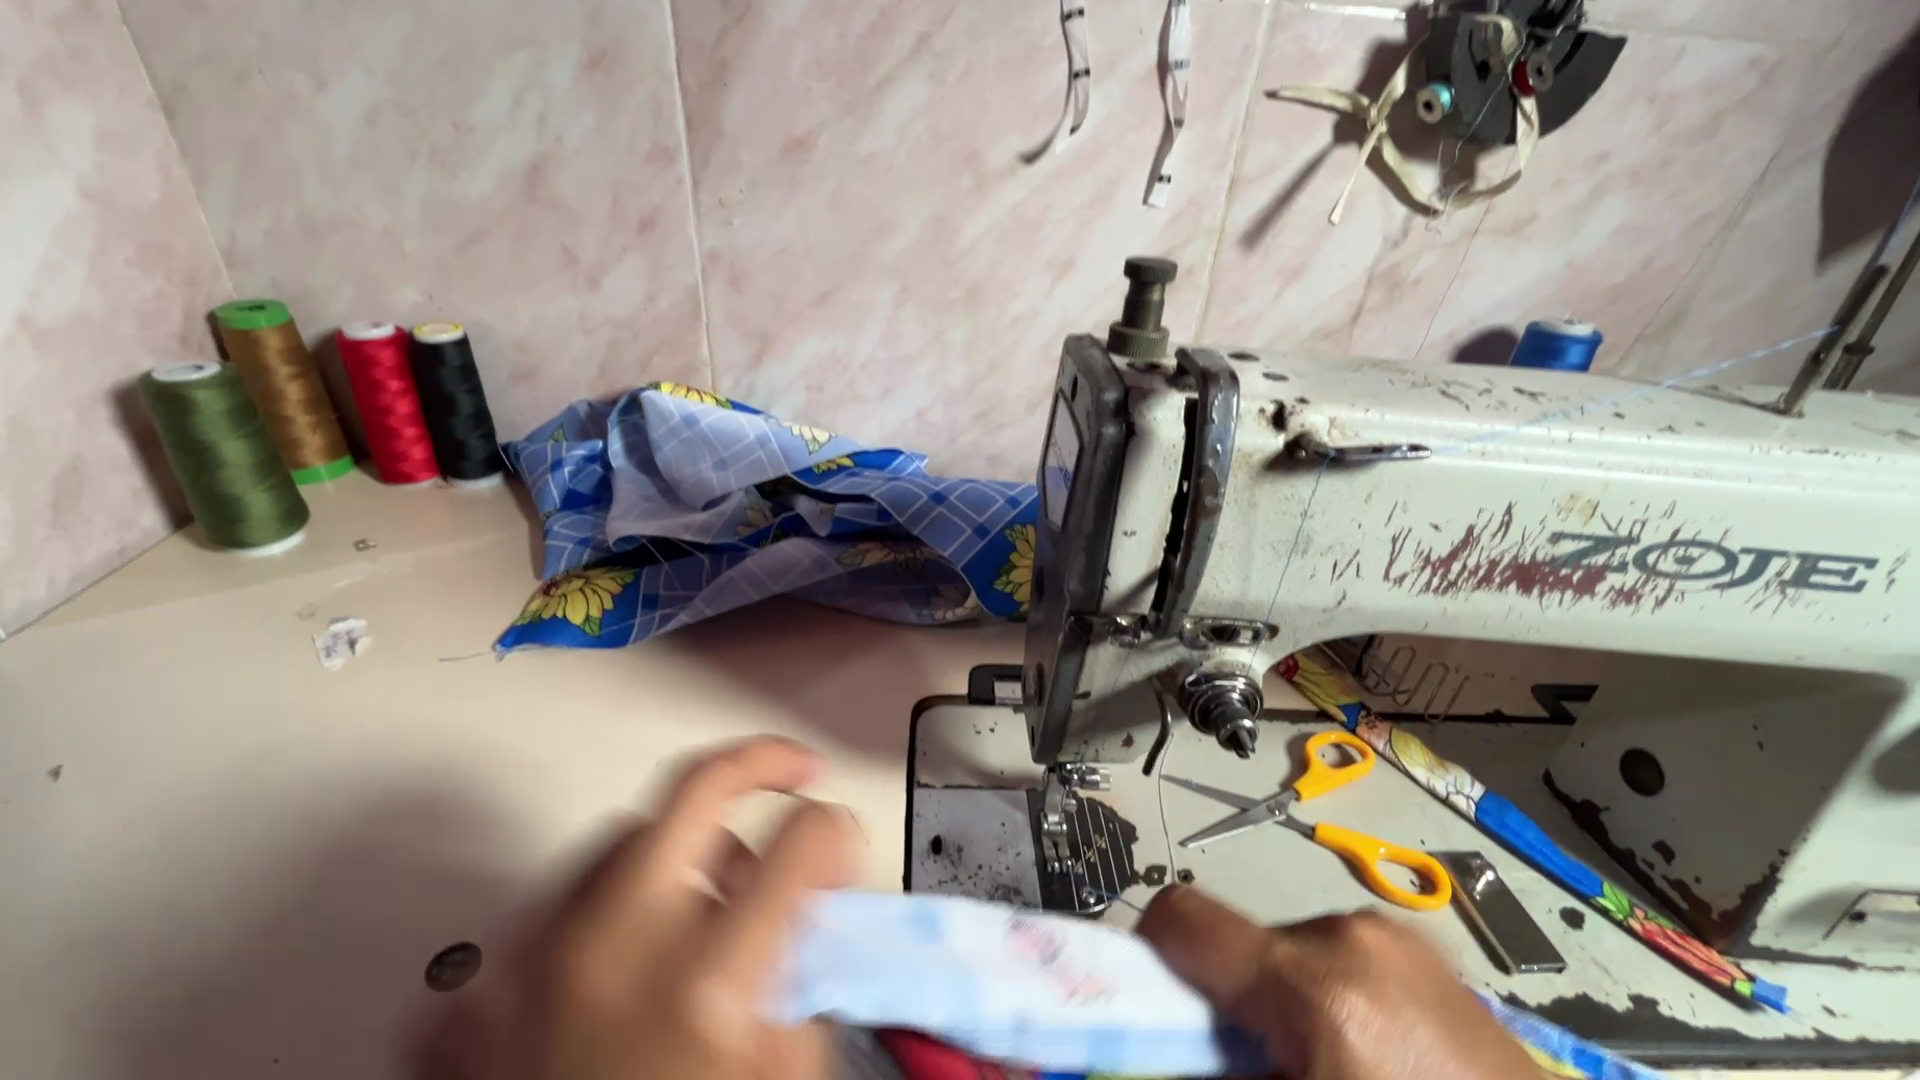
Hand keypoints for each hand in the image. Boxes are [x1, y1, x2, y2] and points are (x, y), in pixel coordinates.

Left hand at [412, 737, 856, 1079]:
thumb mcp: (779, 1073)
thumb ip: (801, 977)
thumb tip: (810, 902)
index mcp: (707, 988)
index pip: (801, 842)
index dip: (837, 828)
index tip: (838, 834)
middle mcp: (611, 957)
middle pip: (695, 788)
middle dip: (761, 764)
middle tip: (792, 771)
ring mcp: (527, 968)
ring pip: (624, 835)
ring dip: (682, 850)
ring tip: (703, 901)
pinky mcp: (471, 996)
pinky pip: (559, 904)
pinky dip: (609, 910)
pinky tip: (627, 959)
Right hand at [1137, 886, 1534, 1079]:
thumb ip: (1212, 1074)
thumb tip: (1160, 1057)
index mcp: (1315, 984)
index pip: (1182, 917)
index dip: (1148, 958)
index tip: (1157, 1016)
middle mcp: (1353, 936)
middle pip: (1237, 941)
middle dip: (1228, 1002)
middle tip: (1258, 1070)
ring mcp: (1401, 939)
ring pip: (1288, 950)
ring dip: (1280, 1002)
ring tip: (1328, 1070)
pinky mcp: (1433, 953)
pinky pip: (1340, 957)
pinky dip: (1325, 998)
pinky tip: (1370, 1061)